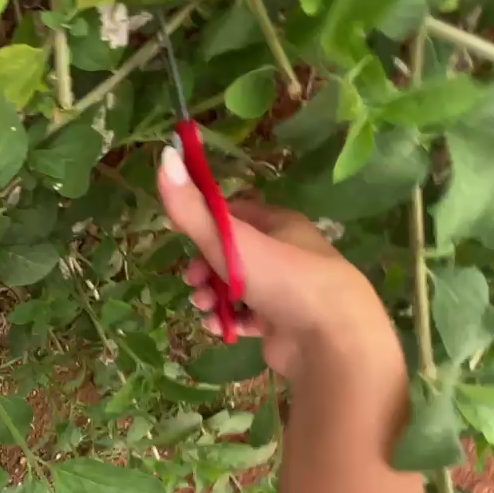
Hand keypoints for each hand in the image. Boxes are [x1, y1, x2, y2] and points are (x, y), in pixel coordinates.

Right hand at [157, 146, 401, 387]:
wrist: (328, 337)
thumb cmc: (281, 279)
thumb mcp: (229, 241)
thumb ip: (192, 209)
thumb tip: (165, 155)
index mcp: (279, 224)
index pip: (234, 214)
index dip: (204, 227)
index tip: (185, 243)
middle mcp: (285, 251)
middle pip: (229, 254)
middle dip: (203, 270)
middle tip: (193, 283)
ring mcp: (285, 288)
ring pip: (234, 288)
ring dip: (211, 298)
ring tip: (206, 309)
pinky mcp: (282, 321)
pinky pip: (245, 316)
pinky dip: (228, 321)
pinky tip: (221, 329)